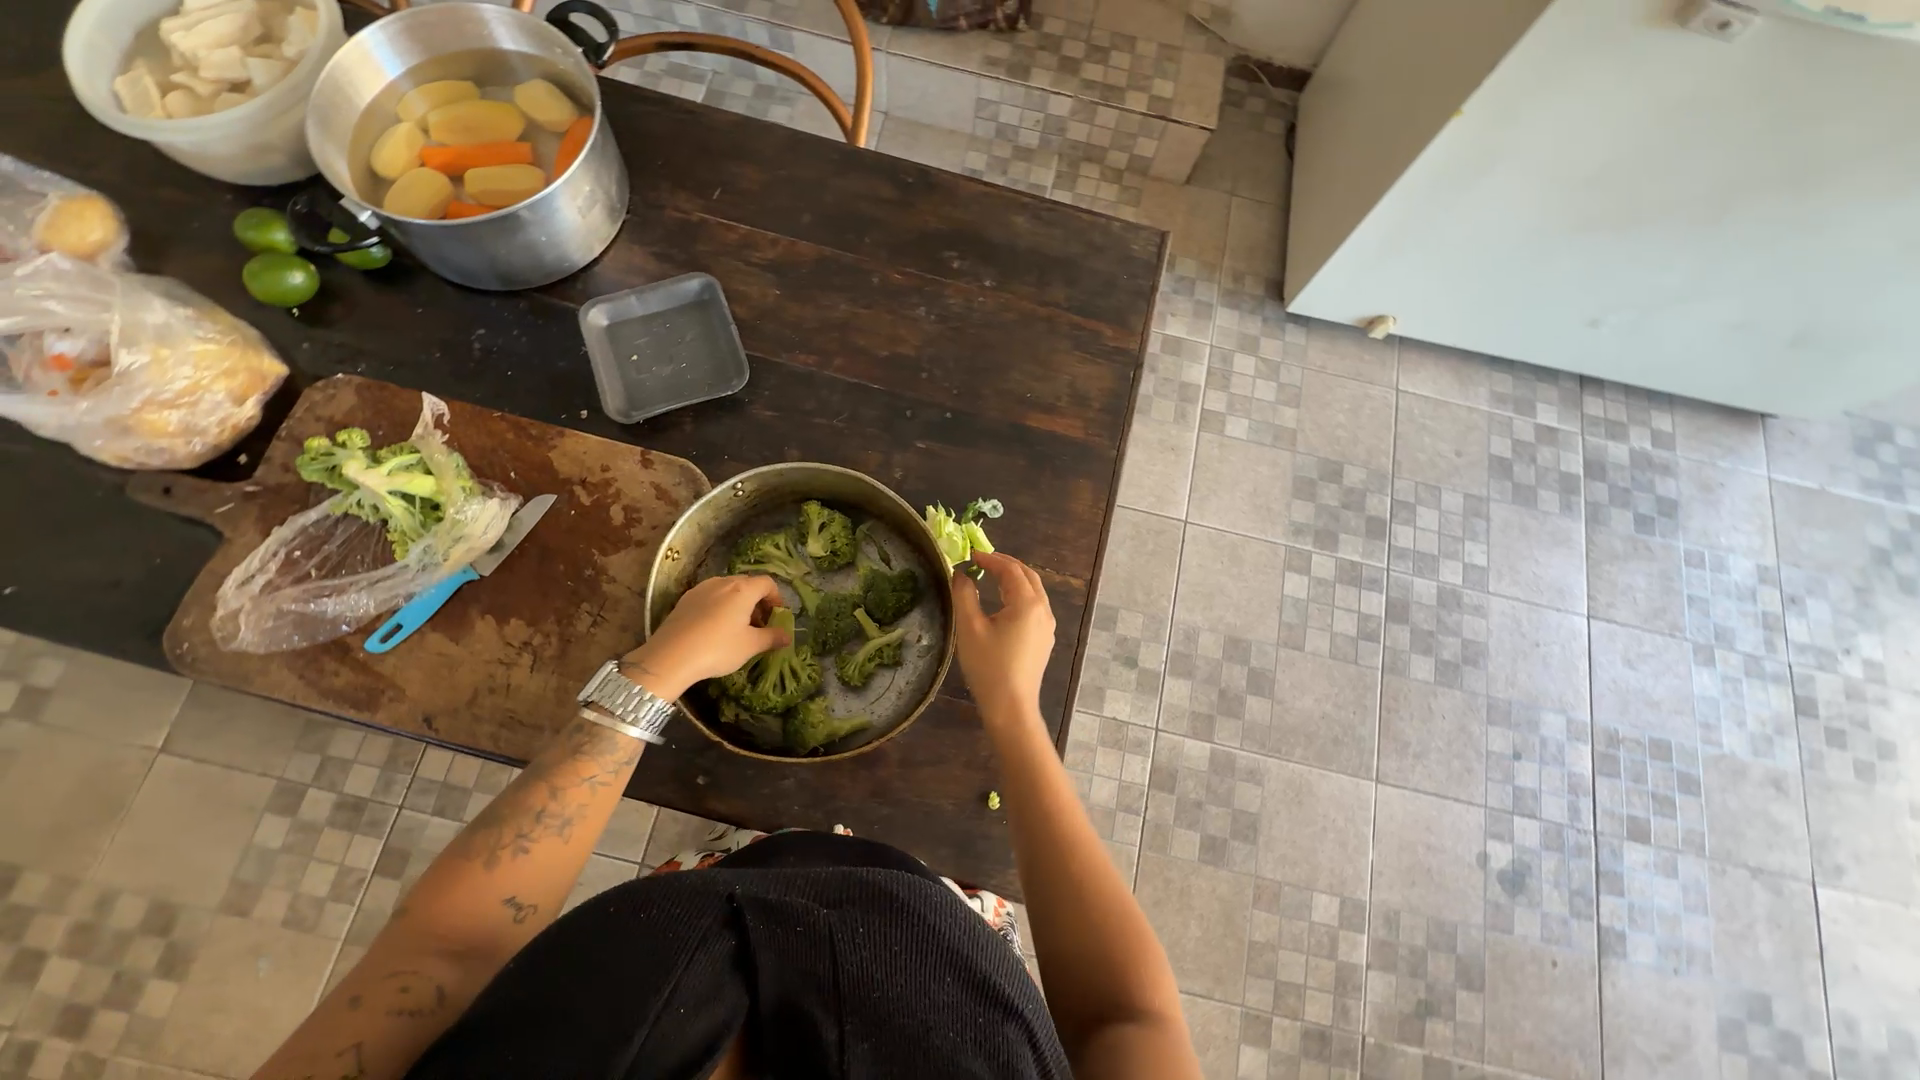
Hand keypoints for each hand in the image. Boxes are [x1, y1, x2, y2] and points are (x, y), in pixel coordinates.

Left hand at [622, 575, 790, 698]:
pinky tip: (715, 628)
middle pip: (747, 584)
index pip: (767, 583)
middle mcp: (722, 582)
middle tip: (759, 624)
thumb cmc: (718, 648)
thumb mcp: (750, 646)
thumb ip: (772, 637)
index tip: (777, 616)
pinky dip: (719, 607)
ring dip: (737, 603)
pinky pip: (710, 597)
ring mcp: (701, 589)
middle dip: (757, 601)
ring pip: (727, 590)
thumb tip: (787, 636)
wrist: (670, 656)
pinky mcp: (685, 600)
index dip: (776, 598)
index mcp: (742, 589)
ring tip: (737, 627)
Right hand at [952, 550, 1055, 724]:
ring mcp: (1047, 626)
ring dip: (1014, 579)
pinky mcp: (1044, 639)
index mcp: (1027, 603)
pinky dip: (1019, 596)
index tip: (970, 554)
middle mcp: (1043, 610)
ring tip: (991, 577)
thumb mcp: (970, 628)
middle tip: (982, 561)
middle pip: (1027, 576)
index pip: (1010, 569)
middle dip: (1005, 564)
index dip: (990, 558)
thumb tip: (961, 574)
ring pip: (1033, 591)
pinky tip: (1003, 604)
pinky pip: (1034, 607)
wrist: (1010, 707)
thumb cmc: (988, 666)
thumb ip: (965, 594)